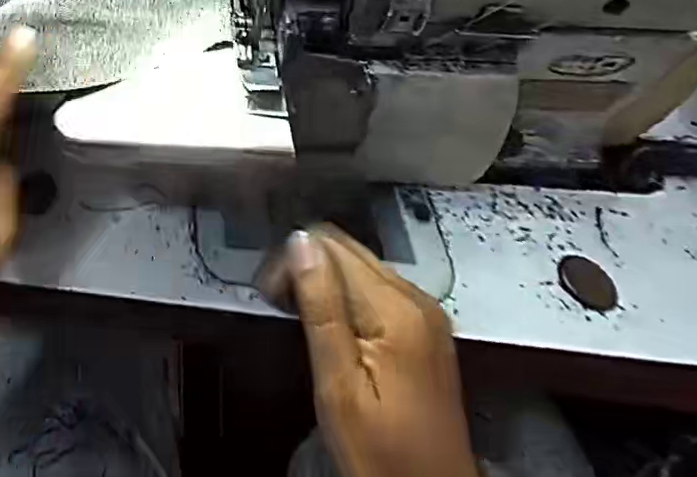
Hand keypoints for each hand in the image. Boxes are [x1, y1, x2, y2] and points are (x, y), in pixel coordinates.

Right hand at [283, 226, 481, 476]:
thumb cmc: (383, 459)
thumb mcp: (339, 389)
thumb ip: (320, 309)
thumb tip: (300, 242)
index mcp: (396, 309)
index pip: (332, 247)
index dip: (293, 262)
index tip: (270, 296)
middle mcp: (417, 296)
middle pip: (348, 249)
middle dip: (307, 265)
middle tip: (279, 303)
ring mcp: (426, 309)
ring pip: (361, 264)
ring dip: (325, 278)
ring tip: (299, 315)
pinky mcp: (426, 324)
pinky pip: (378, 286)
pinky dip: (348, 294)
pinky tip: (332, 325)